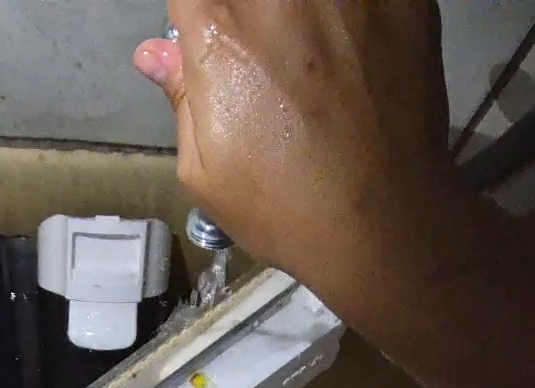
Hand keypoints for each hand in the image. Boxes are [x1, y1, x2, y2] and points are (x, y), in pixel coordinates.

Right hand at [133, 2, 460, 311]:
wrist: (381, 222)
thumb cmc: (281, 208)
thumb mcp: (205, 173)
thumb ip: (181, 97)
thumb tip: (153, 53)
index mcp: (220, 29)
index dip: (198, 21)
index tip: (210, 49)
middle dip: (248, 19)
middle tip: (264, 66)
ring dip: (301, 19)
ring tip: (310, 66)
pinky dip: (351, 18)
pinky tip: (352, 58)